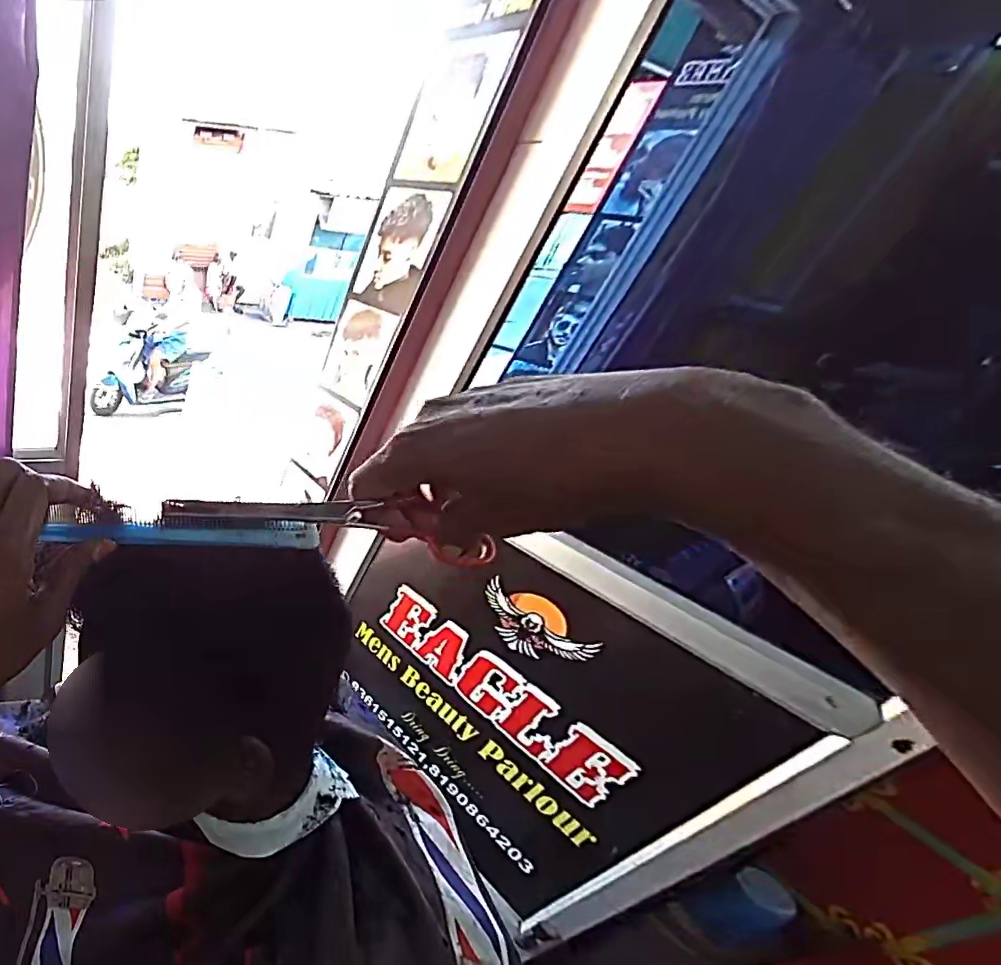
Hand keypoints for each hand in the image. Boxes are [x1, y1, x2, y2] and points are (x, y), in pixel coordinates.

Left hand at [0, 459, 111, 718]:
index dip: (66, 486)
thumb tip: (103, 543)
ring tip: (18, 509)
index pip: (37, 487)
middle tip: (54, 505)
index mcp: (9, 546)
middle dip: (38, 480)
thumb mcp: (46, 615)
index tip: (82, 500)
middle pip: (8, 471)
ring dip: (2, 484)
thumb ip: (73, 570)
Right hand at [343, 368, 809, 542]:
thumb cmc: (563, 476)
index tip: (404, 531)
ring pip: (433, 446)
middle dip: (412, 497)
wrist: (644, 431)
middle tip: (443, 526)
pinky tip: (513, 475)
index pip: (363, 485)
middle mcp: (431, 417)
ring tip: (486, 503)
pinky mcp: (504, 391)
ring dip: (444, 477)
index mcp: (413, 448)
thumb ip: (444, 529)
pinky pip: (467, 429)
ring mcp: (468, 399)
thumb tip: (439, 531)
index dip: (378, 514)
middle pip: (395, 463)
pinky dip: (474, 455)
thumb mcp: (488, 522)